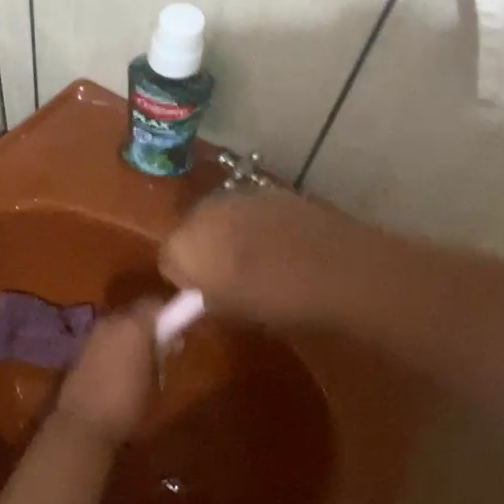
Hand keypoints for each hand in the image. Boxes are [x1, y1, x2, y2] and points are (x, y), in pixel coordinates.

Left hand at [51, 300, 162, 446]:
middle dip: (149, 323)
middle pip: (134, 312)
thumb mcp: (156, 381)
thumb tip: (170, 340)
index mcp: (133, 325)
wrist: (83, 424)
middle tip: (163, 343)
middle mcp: (110, 322)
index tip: (180, 324)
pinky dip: (114, 345)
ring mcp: (91, 334)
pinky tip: (121, 366)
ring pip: (117, 325)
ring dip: (130, 334)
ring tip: (142, 358)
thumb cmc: (128, 403)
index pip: (155, 303)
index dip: (169, 311)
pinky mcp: (78, 349)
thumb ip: (162, 354)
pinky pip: (104, 339)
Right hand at [160, 189, 363, 325]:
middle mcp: (202, 212)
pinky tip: (279, 244)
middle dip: (202, 251)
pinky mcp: (269, 190)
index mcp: (183, 246)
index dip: (185, 281)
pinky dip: (255, 225)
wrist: (336, 269)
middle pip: (190, 232)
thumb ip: (206, 300)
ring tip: (256, 260)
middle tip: (227, 278)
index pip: (167, 262)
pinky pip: (249, 211)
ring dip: (228, 235)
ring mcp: (237, 196)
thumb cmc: (275, 301)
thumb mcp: (231, 313)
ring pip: (219, 218)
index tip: (204, 296)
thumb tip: (203, 294)